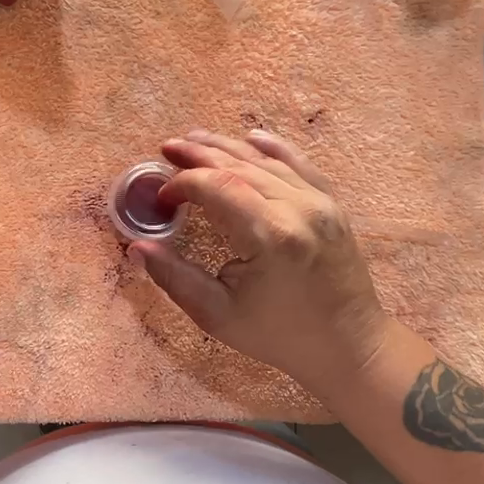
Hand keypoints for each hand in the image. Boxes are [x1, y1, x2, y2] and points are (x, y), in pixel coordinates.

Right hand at [128, 129, 393, 388]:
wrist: (347, 346)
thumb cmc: (277, 335)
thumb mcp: (216, 314)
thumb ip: (174, 277)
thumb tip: (137, 248)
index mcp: (269, 236)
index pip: (217, 187)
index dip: (183, 184)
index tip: (161, 198)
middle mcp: (298, 209)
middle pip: (241, 165)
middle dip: (199, 154)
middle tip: (167, 147)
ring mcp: (320, 204)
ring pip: (268, 161)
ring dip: (228, 147)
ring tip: (195, 140)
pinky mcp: (332, 207)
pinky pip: (300, 165)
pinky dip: (274, 148)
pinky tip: (252, 137)